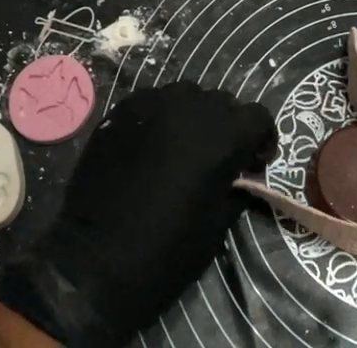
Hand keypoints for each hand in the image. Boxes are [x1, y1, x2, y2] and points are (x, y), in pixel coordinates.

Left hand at [0, 82, 275, 347]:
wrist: (94, 259)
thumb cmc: (165, 250)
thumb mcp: (217, 224)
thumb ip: (235, 185)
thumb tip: (239, 173)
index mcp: (220, 136)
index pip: (258, 116)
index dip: (262, 138)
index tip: (253, 163)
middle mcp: (189, 107)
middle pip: (223, 102)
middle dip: (229, 127)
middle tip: (219, 160)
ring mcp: (152, 103)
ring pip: (189, 96)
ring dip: (195, 118)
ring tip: (184, 150)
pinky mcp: (122, 108)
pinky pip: (156, 102)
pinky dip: (163, 118)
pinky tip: (152, 148)